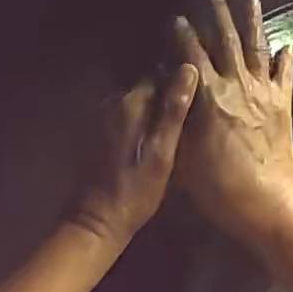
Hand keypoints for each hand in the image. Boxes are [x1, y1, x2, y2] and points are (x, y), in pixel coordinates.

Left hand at [66, 64, 198, 246]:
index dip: (179, 82)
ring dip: (153, 109)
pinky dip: (140, 120)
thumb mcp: (163, 151)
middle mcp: (114, 101)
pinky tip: (150, 139)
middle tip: (187, 115)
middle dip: (166, 95)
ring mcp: (104, 115)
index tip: (196, 96)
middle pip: (148, 85)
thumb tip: (188, 68)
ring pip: (138, 100)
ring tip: (171, 127)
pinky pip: (127, 114)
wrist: (97, 223)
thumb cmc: (136, 189)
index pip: (161, 73)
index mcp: (132, 101)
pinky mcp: (99, 130)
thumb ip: (174, 108)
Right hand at [172, 0, 292, 243]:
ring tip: (251, 0)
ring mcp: (263, 89)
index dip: (185, 35)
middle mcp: (237, 83)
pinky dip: (285, 58)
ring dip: (253, 22)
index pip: (193, 56)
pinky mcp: (283, 101)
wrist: (266, 198)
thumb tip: (169, 95)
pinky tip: (285, 45)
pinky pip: (285, 73)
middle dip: (219, 15)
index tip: (178, 18)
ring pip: (257, 47)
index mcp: (210, 95)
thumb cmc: (218, 184)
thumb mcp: (184, 156)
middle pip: (227, 40)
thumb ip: (177, 120)